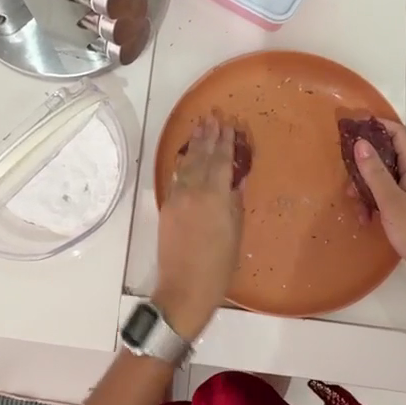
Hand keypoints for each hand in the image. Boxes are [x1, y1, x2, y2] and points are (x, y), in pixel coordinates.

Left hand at [156, 113, 243, 339]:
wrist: (184, 288)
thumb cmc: (219, 266)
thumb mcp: (235, 232)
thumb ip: (235, 201)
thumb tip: (238, 178)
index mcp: (214, 196)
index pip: (220, 161)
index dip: (225, 141)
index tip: (228, 123)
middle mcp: (193, 191)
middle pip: (201, 157)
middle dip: (207, 136)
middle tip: (211, 116)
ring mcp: (177, 199)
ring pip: (186, 165)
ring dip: (193, 145)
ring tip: (200, 127)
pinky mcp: (168, 208)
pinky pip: (176, 178)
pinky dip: (183, 164)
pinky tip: (186, 156)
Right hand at [350, 119, 405, 297]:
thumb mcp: (390, 202)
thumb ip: (374, 172)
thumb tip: (359, 142)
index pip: (400, 135)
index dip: (379, 124)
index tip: (354, 123)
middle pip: (389, 154)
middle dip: (365, 158)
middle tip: (344, 162)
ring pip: (383, 177)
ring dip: (365, 184)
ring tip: (351, 197)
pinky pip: (385, 196)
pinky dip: (371, 202)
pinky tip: (363, 217)